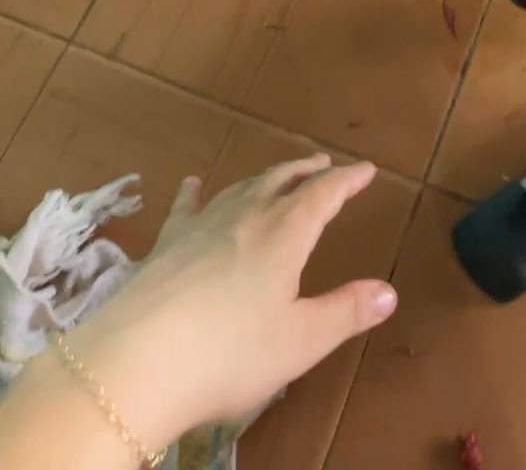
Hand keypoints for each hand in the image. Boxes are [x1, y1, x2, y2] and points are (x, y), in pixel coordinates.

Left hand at [55, 155, 397, 448]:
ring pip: (240, 187)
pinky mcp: (166, 244)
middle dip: (307, 170)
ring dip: (265, 177)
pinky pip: (186, 207)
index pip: (324, 194)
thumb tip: (389, 291)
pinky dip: (194, 193)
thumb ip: (347, 312)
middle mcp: (245, 217)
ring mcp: (201, 226)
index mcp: (284, 233)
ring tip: (277, 174)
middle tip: (323, 162)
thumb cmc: (229, 353)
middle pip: (282, 180)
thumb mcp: (301, 341)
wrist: (136, 363)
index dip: (348, 179)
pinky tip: (192, 183)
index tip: (366, 169)